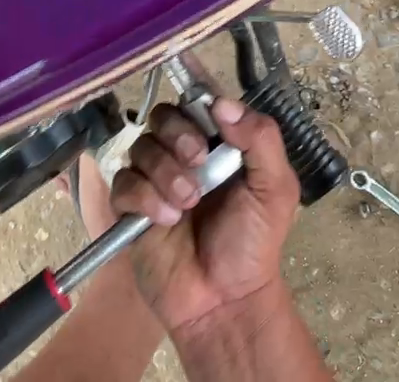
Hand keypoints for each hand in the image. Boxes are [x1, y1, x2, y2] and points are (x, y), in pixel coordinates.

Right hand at [108, 97, 300, 335]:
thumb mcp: (275, 187)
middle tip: (198, 162)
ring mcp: (155, 179)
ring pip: (141, 146)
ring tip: (188, 202)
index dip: (197, 98)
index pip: (198, 100)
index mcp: (217, 142)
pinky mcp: (130, 209)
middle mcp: (183, 154)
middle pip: (163, 116)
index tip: (207, 113)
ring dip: (165, 170)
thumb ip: (261, 139)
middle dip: (179, 134)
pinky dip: (144, 196)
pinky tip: (167, 219)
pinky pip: (123, 183)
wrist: (226, 300)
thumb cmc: (254, 241)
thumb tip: (223, 104)